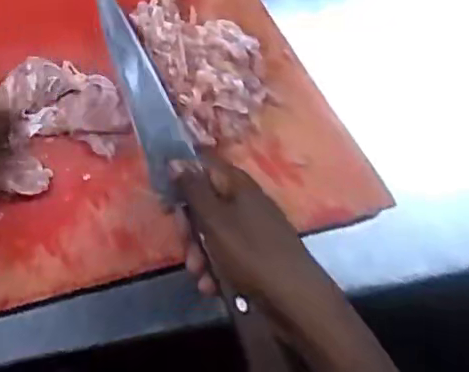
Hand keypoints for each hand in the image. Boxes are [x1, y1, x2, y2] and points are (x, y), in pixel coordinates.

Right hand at [173, 157, 395, 371]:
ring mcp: (254, 231)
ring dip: (198, 251)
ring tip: (197, 272)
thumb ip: (191, 187)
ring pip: (212, 231)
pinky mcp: (258, 257)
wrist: (303, 308)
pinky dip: (215, 267)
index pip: (202, 164)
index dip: (180, 175)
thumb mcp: (213, 218)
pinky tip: (210, 284)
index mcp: (238, 185)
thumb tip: (175, 160)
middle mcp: (246, 202)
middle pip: (204, 201)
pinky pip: (227, 253)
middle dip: (188, 226)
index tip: (166, 195)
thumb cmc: (252, 254)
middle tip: (183, 243)